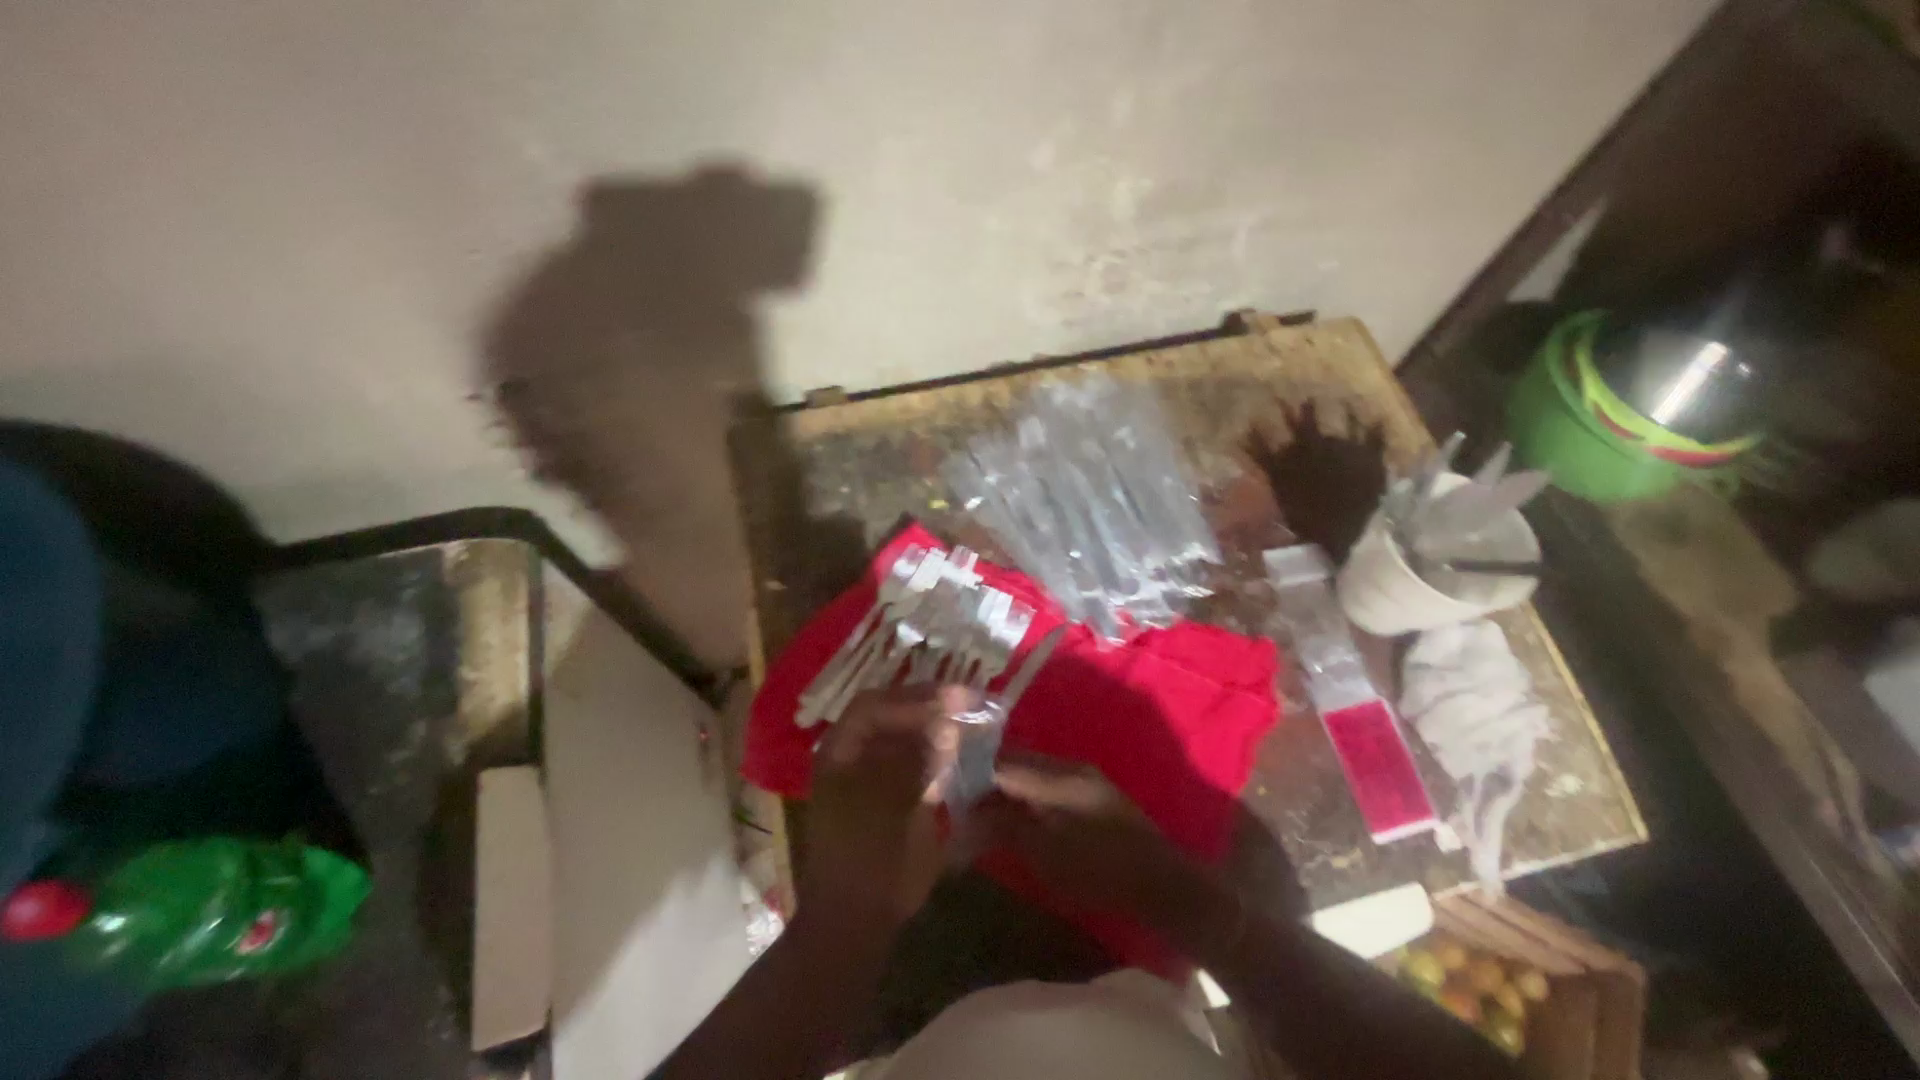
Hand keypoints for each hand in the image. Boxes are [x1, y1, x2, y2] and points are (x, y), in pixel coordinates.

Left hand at [803, 684, 967, 925]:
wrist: (856, 920)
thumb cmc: (868, 860)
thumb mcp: (894, 805)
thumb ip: (919, 759)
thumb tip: (946, 723)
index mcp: (839, 753)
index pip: (875, 706)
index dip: (914, 697)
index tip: (954, 699)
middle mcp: (851, 757)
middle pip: (891, 717)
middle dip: (929, 708)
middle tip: (970, 704)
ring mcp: (870, 778)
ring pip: (905, 738)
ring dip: (936, 728)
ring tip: (971, 723)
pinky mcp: (891, 800)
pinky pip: (915, 764)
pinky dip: (937, 755)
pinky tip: (962, 755)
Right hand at [972, 751, 1215, 928]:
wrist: (1163, 885)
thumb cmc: (1102, 873)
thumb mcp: (1045, 856)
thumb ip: (1003, 828)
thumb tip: (963, 815)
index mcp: (1056, 777)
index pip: (999, 761)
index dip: (966, 770)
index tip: (939, 783)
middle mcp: (1067, 767)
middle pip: (1012, 761)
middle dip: (980, 776)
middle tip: (952, 798)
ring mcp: (1081, 778)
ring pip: (1027, 771)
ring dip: (1000, 785)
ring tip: (973, 807)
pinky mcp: (1088, 793)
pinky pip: (1043, 782)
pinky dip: (1020, 794)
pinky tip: (1007, 813)